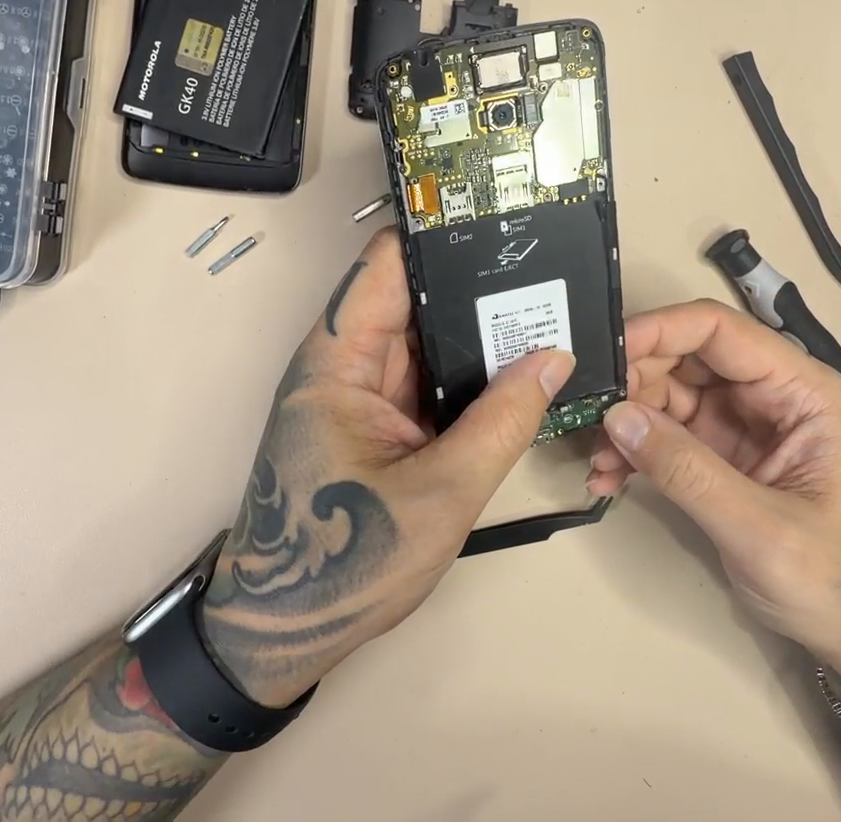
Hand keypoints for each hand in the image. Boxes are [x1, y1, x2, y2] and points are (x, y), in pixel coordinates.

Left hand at [201, 228, 574, 706]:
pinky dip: (465, 373)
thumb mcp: (440, 494)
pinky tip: (516, 364)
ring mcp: (358, 393)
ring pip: (423, 340)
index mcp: (336, 360)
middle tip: (545, 262)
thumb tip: (554, 360)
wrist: (286, 628)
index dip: (435, 233)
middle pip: (411, 298)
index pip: (384, 267)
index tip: (496, 212)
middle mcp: (343, 363)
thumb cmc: (347, 560)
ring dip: (474, 329)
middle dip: (472, 280)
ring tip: (544, 306)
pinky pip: (424, 379)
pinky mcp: (374, 422)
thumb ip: (502, 423)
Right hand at [587, 300, 840, 708]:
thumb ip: (686, 470)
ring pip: (669, 397)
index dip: (658, 331)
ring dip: (627, 423)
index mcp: (802, 392)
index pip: (720, 331)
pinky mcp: (725, 459)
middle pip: (686, 359)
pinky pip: (668, 437)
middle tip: (590, 419)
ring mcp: (746, 429)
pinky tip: (610, 479)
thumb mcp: (760, 529)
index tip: (605, 357)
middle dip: (633, 385)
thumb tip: (616, 417)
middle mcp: (772, 398)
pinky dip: (636, 452)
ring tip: (597, 462)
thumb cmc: (840, 584)